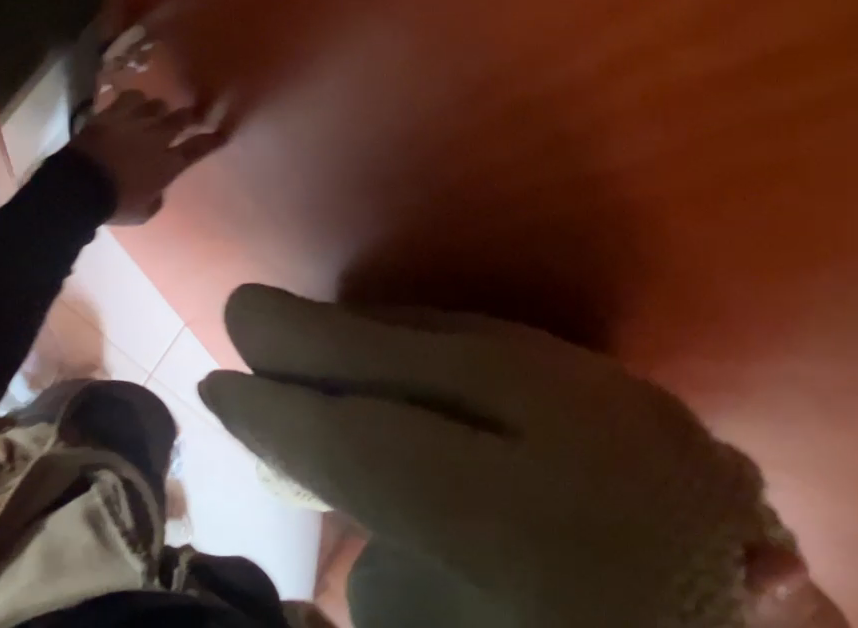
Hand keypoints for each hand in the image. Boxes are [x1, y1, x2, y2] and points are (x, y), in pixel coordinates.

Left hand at [69, 91, 223, 224]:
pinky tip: (134, 100)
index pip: (196, 149)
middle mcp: (156, 138)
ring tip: (158, 109)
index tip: (222, 133)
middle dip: (188, 116)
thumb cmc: (114, 204)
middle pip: (179, 120)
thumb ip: (155, 199)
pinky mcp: (111, 114)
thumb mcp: (142, 213)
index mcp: (167, 165)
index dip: (211, 140)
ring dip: (159, 108)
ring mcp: (134, 122)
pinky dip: (134, 99)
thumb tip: (158, 191)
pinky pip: (128, 98)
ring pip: (156, 105)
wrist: (81, 185)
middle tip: (192, 113)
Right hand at [200, 286, 827, 627]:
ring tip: (297, 331)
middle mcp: (596, 451)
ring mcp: (632, 410)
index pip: (372, 448)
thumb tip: (319, 453)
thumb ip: (373, 544)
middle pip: (419, 363)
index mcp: (537, 539)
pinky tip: (381, 345)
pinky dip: (425, 342)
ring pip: (460, 340)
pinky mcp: (641, 395)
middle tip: (240, 312)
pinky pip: (501, 344)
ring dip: (365, 333)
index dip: (281, 415)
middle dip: (311, 336)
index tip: (216, 387)